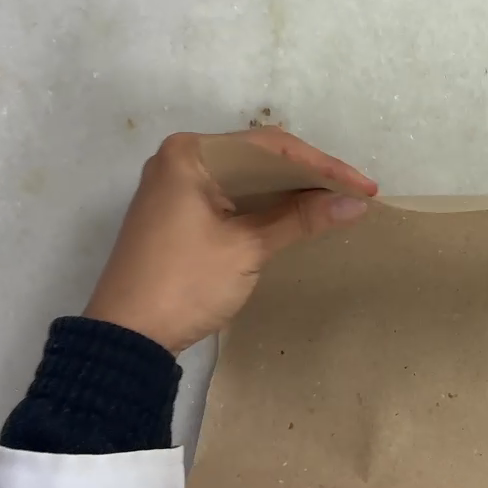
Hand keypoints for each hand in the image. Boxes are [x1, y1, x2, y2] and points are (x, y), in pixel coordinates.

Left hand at [82, 128, 375, 352]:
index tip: (363, 187)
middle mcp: (183, 158)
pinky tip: (299, 213)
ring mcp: (178, 183)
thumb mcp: (249, 247)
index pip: (273, 148)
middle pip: (262, 157)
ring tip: (336, 201)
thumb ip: (303, 217)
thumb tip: (356, 203)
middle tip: (354, 193)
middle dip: (310, 175)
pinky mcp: (180, 208)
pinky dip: (267, 203)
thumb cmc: (186, 283)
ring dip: (291, 190)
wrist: (124, 339)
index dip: (324, 166)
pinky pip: (234, 193)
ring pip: (250, 176)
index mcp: (193, 154)